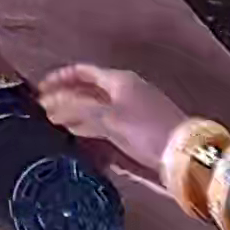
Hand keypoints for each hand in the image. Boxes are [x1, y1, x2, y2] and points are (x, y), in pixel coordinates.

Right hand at [38, 63, 186, 171]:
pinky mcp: (139, 132)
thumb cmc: (146, 129)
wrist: (188, 158)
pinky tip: (81, 141)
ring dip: (76, 117)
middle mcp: (126, 91)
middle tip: (45, 112)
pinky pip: (107, 125)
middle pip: (88, 91)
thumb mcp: (107, 117)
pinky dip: (91, 130)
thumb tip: (48, 104)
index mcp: (118, 80)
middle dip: (65, 100)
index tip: (40, 90)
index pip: (81, 71)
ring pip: (97, 110)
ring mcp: (133, 112)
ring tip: (57, 127)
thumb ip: (75, 108)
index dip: (59, 78)